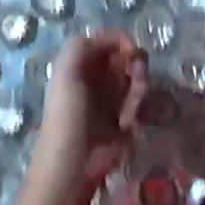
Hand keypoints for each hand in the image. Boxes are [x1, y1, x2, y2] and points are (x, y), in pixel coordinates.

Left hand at [35, 31, 147, 183]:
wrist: (72, 167)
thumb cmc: (66, 117)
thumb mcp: (66, 73)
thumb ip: (80, 46)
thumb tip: (110, 38)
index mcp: (79, 64)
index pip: (106, 41)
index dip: (121, 41)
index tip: (132, 50)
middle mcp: (95, 78)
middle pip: (125, 60)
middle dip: (135, 69)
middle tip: (138, 82)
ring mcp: (109, 100)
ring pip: (134, 83)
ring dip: (136, 94)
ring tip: (126, 115)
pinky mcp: (120, 121)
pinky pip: (137, 107)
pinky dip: (134, 114)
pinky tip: (125, 128)